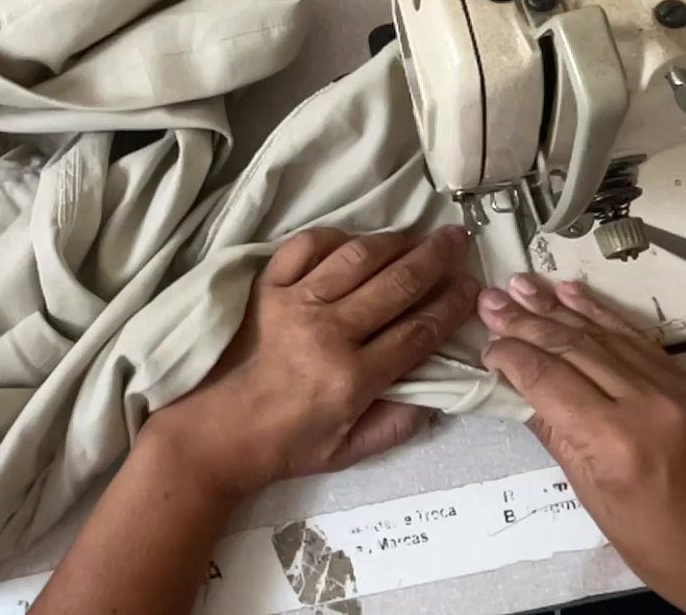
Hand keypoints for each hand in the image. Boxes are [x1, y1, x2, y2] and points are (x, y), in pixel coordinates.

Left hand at [151, 227, 478, 498]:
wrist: (213, 432)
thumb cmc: (284, 443)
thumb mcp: (349, 451)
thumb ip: (398, 423)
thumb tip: (440, 393)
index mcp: (352, 378)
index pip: (417, 331)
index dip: (451, 305)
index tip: (472, 286)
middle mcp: (328, 332)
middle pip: (395, 284)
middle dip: (434, 259)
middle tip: (456, 239)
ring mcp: (295, 302)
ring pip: (357, 258)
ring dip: (393, 242)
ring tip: (416, 235)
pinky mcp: (266, 286)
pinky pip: (305, 247)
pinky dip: (333, 237)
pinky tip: (354, 240)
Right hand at [479, 275, 685, 614]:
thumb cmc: (669, 551)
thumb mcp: (598, 503)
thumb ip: (558, 437)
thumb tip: (520, 391)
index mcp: (615, 442)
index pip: (547, 379)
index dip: (511, 356)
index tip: (486, 346)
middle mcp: (644, 402)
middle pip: (570, 347)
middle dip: (524, 321)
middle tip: (489, 300)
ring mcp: (671, 386)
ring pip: (600, 333)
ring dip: (554, 306)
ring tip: (519, 285)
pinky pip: (634, 336)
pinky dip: (599, 311)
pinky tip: (571, 292)